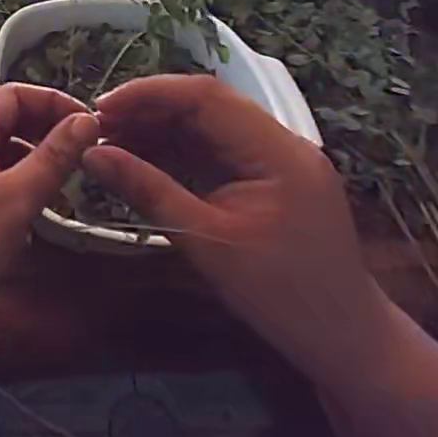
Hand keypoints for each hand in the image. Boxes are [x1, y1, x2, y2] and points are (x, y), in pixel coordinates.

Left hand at [0, 84, 99, 369]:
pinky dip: (17, 182)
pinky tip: (39, 204)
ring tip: (68, 181)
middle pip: (6, 120)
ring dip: (35, 158)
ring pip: (0, 150)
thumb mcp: (16, 201)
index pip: (13, 95)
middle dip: (47, 130)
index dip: (54, 103)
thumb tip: (88, 120)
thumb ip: (54, 157)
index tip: (91, 126)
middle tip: (86, 154)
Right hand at [82, 75, 399, 388]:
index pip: (207, 97)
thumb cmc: (281, 297)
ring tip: (111, 144)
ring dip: (161, 130)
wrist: (345, 342)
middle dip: (150, 111)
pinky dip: (178, 153)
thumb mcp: (207, 242)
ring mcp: (277, 159)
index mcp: (277, 150)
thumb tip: (91, 156)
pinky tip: (143, 161)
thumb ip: (149, 191)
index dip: (149, 94)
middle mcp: (280, 142)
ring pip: (209, 127)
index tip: (101, 110)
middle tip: (98, 129)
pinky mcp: (269, 178)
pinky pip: (217, 152)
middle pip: (207, 106)